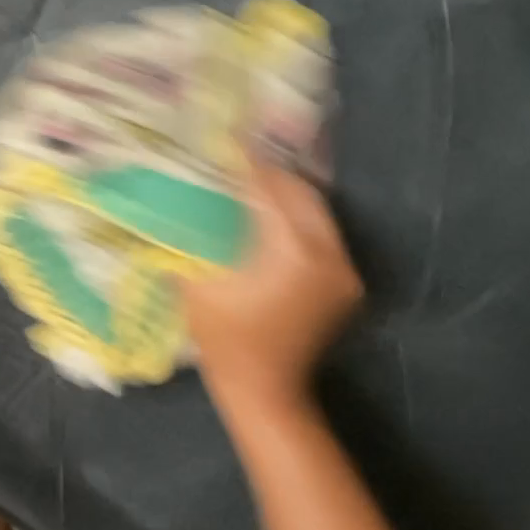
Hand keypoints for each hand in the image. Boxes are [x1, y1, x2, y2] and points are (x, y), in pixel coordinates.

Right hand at [184, 159, 362, 410]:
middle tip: (239, 158)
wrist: (266, 389)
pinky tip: (270, 215)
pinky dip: (297, 218)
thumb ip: (197, 236)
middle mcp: (328, 255)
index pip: (271, 190)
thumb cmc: (223, 335)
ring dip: (287, 195)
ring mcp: (344, 272)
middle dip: (272, 174)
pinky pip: (322, 234)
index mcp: (291, 251)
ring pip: (317, 213)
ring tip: (251, 181)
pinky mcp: (345, 284)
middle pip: (304, 195)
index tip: (227, 140)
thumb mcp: (197, 280)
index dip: (247, 164)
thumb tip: (185, 201)